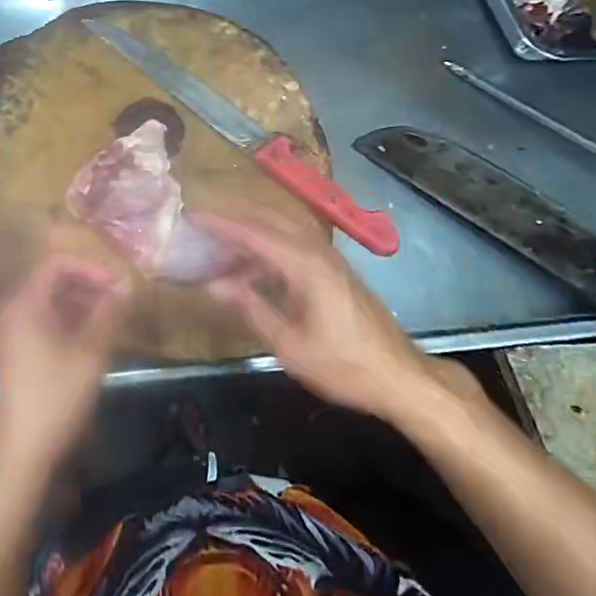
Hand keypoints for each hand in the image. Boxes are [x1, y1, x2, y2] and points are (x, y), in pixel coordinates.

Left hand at [0, 248, 131, 472]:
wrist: (23, 448)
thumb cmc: (56, 397)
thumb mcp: (89, 354)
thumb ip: (107, 315)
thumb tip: (126, 285)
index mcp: (24, 304)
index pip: (55, 264)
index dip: (89, 268)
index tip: (118, 282)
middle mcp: (12, 310)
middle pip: (50, 281)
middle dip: (86, 284)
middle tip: (119, 298)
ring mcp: (11, 331)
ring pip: (47, 302)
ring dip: (79, 303)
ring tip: (111, 316)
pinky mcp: (15, 350)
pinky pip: (41, 321)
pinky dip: (66, 320)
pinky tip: (91, 335)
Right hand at [194, 209, 451, 422]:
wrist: (404, 379)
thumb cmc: (345, 365)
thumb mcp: (289, 345)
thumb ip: (251, 308)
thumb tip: (213, 285)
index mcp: (305, 266)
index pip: (254, 233)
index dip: (220, 223)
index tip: (191, 215)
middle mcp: (317, 253)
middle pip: (269, 219)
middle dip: (232, 217)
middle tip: (199, 221)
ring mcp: (329, 259)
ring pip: (282, 228)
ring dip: (249, 229)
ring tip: (218, 242)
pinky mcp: (334, 270)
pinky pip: (292, 243)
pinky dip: (266, 244)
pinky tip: (250, 266)